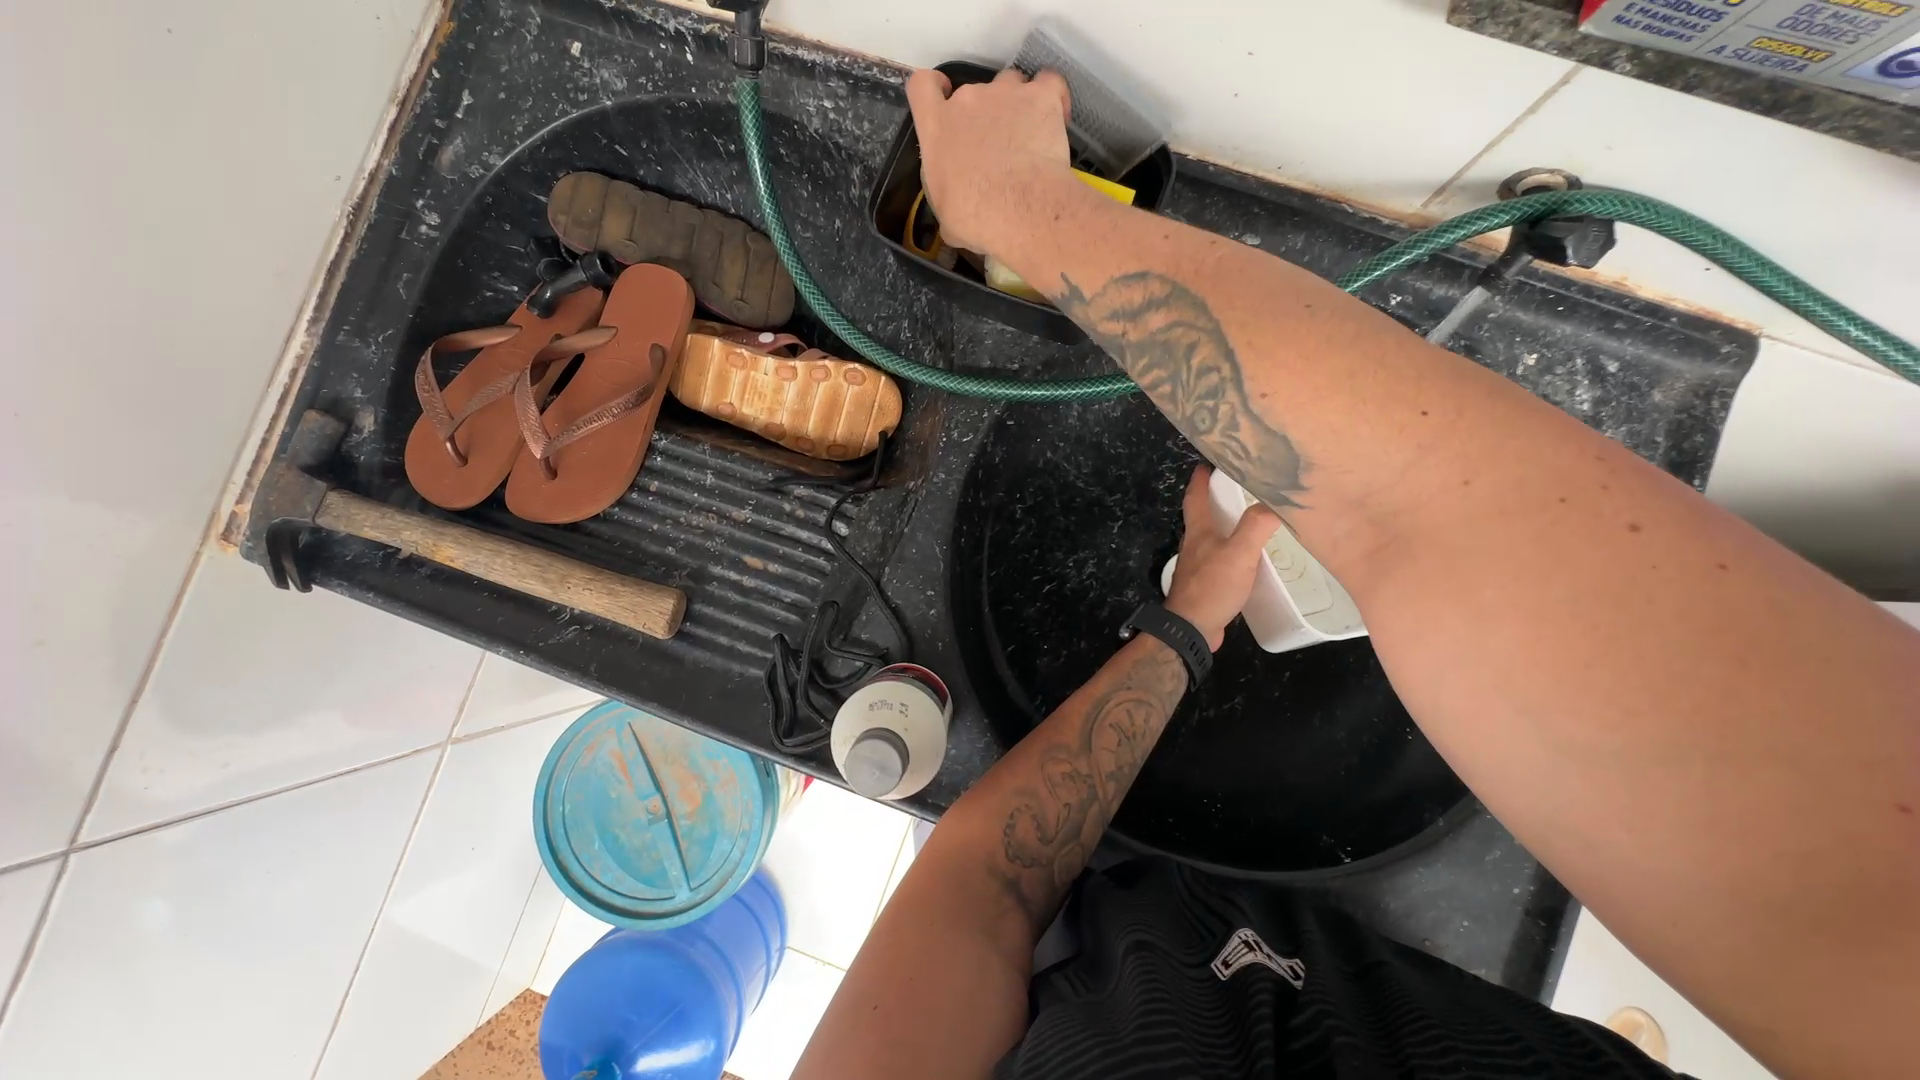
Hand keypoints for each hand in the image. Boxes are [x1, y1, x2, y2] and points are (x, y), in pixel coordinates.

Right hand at [903, 67, 1079, 254]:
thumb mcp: (947, 215)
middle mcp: (967, 101)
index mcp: (938, 128)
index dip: (934, 87)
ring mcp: (1005, 93)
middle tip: (997, 146)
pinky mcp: (1041, 96)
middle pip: (973, 92)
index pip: (922, 86)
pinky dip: (1053, 96)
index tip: (944, 95)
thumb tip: (955, 207)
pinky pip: (1049, 84)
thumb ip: (947, 195)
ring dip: (1017, 102)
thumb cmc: (977, 218)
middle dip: (984, 113)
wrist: (1022, 209)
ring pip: (1011, 84)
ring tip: (1029, 132)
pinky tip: (1056, 118)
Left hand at [1164, 465, 1282, 651]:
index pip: (1196, 497)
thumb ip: (1256, 527)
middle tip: (1237, 489)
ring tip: (1248, 522)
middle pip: (1202, 516)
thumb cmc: (1212, 586)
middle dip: (1216, 501)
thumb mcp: (1239, 553)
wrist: (1191, 629)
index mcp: (1199, 532)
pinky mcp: (1204, 586)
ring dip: (1226, 528)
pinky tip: (1247, 561)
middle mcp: (1194, 545)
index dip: (1201, 479)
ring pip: (1211, 540)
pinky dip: (1232, 554)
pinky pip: (1219, 562)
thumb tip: (1276, 502)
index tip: (1208, 462)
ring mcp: (1197, 567)